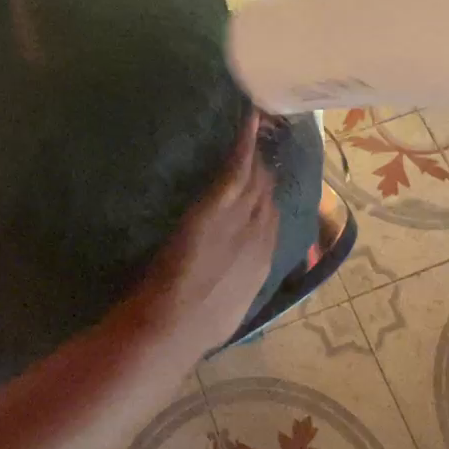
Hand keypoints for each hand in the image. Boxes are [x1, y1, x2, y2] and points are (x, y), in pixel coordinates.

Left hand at [133, 111, 279, 349]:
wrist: (176, 326)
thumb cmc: (195, 327)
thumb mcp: (229, 310)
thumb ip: (235, 288)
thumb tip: (233, 282)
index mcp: (262, 264)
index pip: (271, 222)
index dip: (268, 200)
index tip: (266, 183)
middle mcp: (260, 236)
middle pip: (268, 196)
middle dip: (268, 170)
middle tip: (268, 142)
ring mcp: (241, 219)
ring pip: (257, 179)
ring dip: (260, 153)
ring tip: (262, 126)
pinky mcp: (217, 208)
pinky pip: (237, 169)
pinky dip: (245, 144)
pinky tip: (249, 122)